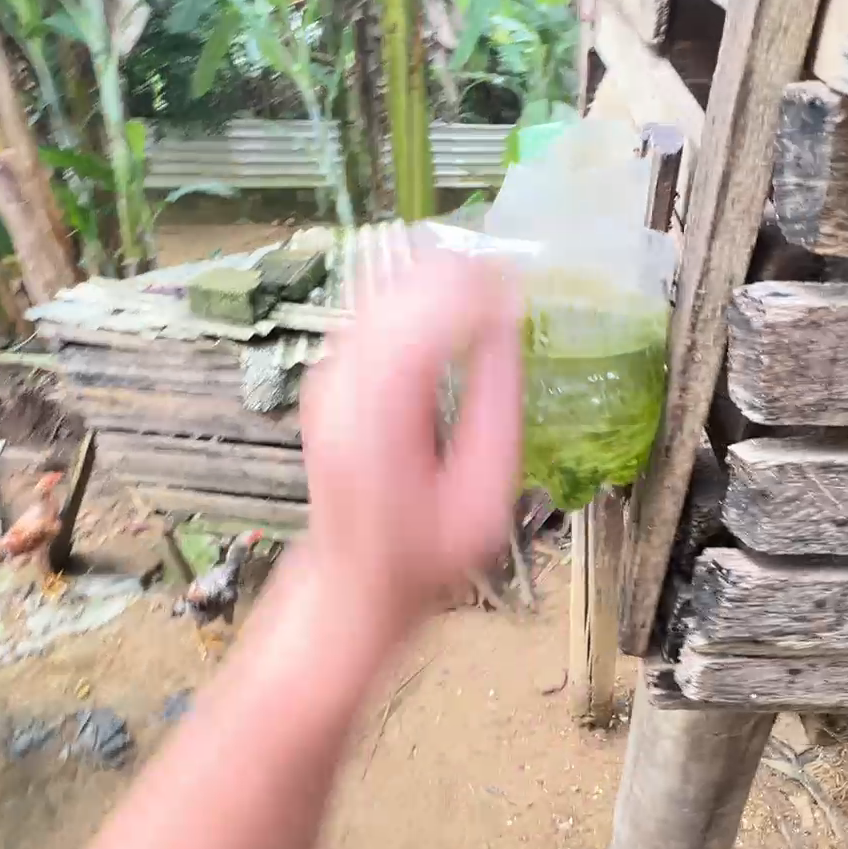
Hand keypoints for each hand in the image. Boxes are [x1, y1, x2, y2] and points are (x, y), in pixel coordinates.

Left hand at [295, 255, 521, 645]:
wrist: (356, 574)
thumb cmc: (428, 547)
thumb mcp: (484, 489)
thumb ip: (498, 404)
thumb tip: (506, 329)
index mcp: (382, 413)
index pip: (425, 316)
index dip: (475, 289)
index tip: (518, 285)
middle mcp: (343, 382)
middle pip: (399, 291)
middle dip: (457, 274)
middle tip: (506, 277)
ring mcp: (329, 376)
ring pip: (381, 291)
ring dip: (435, 278)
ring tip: (483, 280)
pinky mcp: (329, 376)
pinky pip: (372, 311)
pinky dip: (413, 295)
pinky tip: (446, 299)